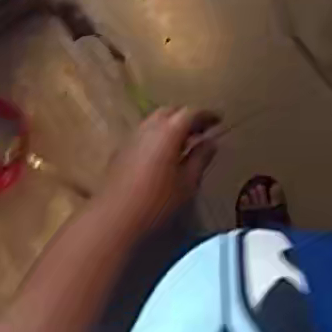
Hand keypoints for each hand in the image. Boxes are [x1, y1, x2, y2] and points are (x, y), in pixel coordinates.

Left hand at [96, 106, 218, 235]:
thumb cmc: (157, 202)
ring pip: (155, 121)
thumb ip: (200, 158)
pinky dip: (157, 136)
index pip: (192, 113)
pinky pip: (144, 133)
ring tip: (183, 142)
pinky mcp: (121, 150)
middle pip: (172, 111)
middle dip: (188, 117)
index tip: (219, 121)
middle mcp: (150, 126)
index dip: (207, 115)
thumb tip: (211, 143)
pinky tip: (161, 155)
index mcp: (170, 130)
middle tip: (201, 130)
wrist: (113, 219)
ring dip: (171, 125)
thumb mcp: (187, 183)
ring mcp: (133, 137)